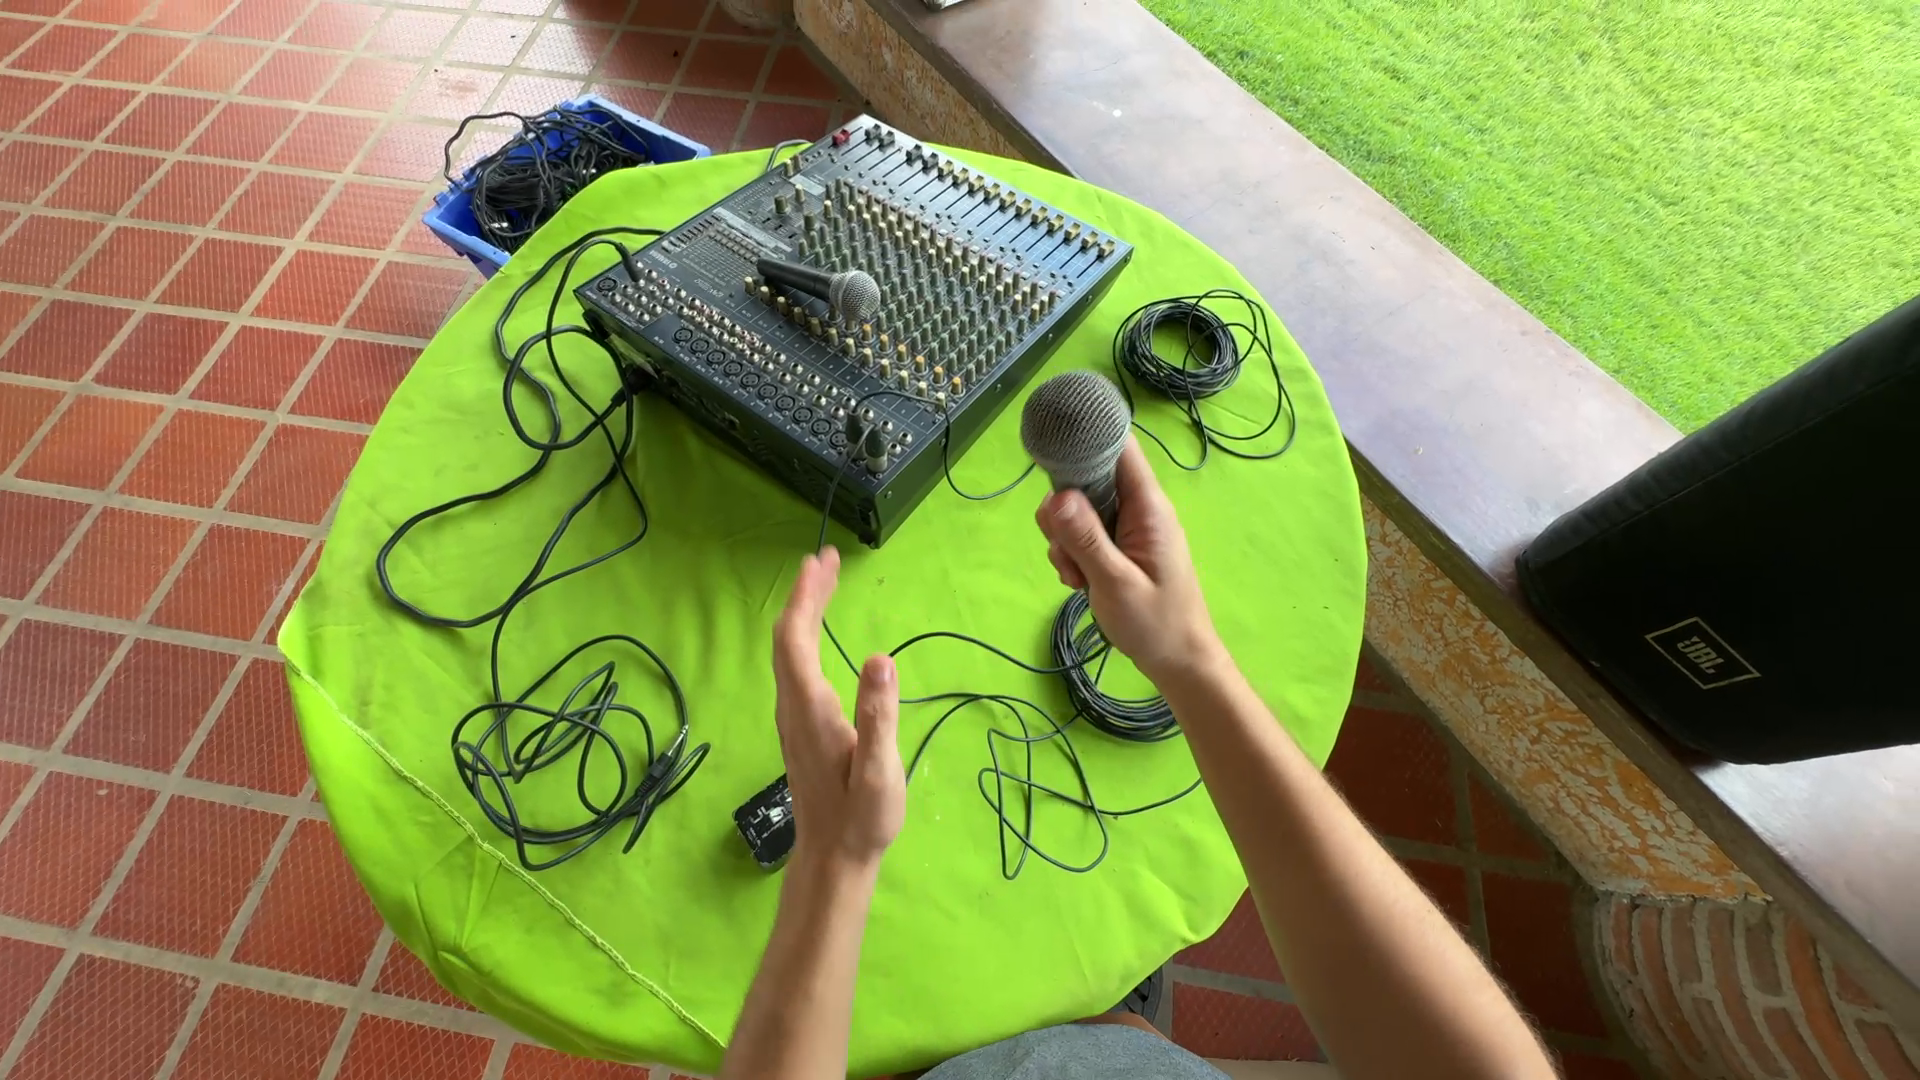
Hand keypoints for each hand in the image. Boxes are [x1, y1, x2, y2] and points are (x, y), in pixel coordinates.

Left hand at [771, 546, 905, 872]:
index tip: (822, 561)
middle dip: (805, 595)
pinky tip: (820, 633)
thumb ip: (880, 716)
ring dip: (804, 612)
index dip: (806, 597)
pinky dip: (806, 635)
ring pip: (788, 652)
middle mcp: (793, 707)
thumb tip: (882, 658)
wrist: (832, 858)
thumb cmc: (862, 818)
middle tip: (827, 560)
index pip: (796, 640)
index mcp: (811, 710)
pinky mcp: (800, 725)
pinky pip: (796, 666)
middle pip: (787, 639)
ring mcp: (793, 717)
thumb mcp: (881, 771)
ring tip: (825, 583)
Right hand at [1036, 436, 1221, 684]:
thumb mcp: (1115, 582)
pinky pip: (1083, 536)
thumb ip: (1085, 538)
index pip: (1119, 447)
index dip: (1085, 438)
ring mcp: (1127, 529)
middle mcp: (1137, 509)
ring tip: (1077, 577)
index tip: (1049, 452)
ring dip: (1066, 541)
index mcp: (1147, 506)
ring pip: (1079, 512)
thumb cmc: (1156, 623)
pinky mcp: (1117, 548)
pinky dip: (1073, 557)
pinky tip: (1080, 584)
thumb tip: (1055, 495)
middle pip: (1087, 480)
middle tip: (1065, 549)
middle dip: (1064, 510)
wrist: (1179, 662)